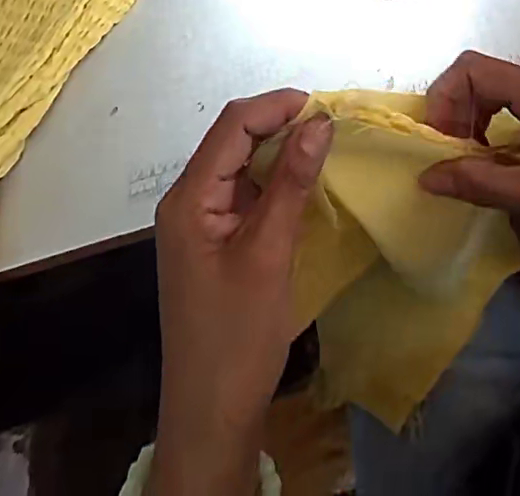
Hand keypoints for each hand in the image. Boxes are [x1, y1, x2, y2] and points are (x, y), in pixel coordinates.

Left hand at [152, 91, 331, 494]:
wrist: (212, 412)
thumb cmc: (237, 335)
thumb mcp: (269, 252)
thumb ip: (292, 182)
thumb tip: (319, 122)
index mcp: (189, 198)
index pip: (232, 126)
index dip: (277, 106)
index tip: (324, 107)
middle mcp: (189, 198)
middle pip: (233, 137)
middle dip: (280, 121)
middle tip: (330, 123)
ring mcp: (202, 218)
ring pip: (242, 160)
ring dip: (281, 146)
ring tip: (324, 142)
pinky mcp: (218, 236)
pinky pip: (247, 188)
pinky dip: (277, 175)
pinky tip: (304, 176)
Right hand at [419, 52, 519, 265]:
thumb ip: (479, 181)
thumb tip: (426, 177)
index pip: (472, 68)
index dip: (443, 99)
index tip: (436, 143)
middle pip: (481, 76)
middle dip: (454, 110)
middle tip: (445, 155)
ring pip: (496, 93)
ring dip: (472, 121)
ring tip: (465, 162)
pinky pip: (515, 111)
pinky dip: (493, 130)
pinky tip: (494, 163)